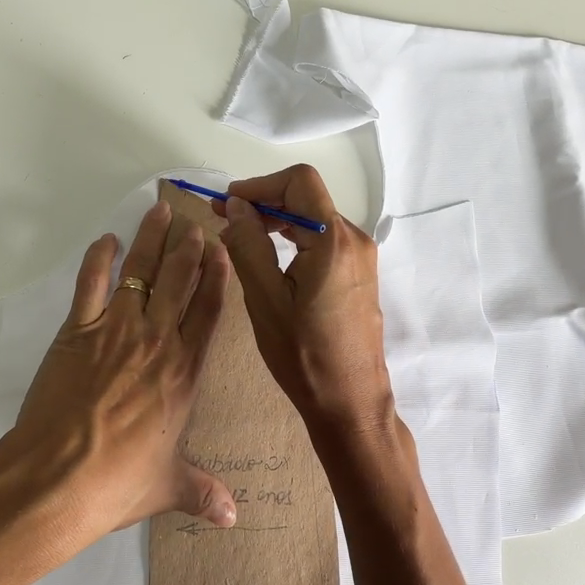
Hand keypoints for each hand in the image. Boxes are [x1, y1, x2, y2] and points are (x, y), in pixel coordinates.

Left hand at [0, 201, 236, 545]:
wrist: (56, 480)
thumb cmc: (117, 483)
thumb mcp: (167, 487)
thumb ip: (202, 493)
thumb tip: (233, 519)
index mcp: (183, 373)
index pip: (208, 313)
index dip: (217, 278)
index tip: (222, 250)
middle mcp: (156, 342)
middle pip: (179, 281)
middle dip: (189, 248)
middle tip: (195, 223)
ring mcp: (116, 330)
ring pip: (140, 272)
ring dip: (151, 239)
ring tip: (160, 211)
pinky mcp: (77, 330)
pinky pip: (91, 283)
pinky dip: (98, 257)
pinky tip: (106, 240)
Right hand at [215, 165, 392, 432]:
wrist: (351, 403)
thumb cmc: (304, 355)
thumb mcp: (264, 299)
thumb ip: (248, 244)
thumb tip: (238, 205)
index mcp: (333, 240)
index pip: (299, 181)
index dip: (260, 184)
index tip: (229, 202)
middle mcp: (354, 239)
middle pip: (306, 197)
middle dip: (263, 201)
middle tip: (223, 217)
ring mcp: (361, 256)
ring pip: (314, 217)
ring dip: (277, 218)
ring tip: (240, 235)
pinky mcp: (359, 273)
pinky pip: (323, 239)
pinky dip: (293, 237)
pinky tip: (268, 254)